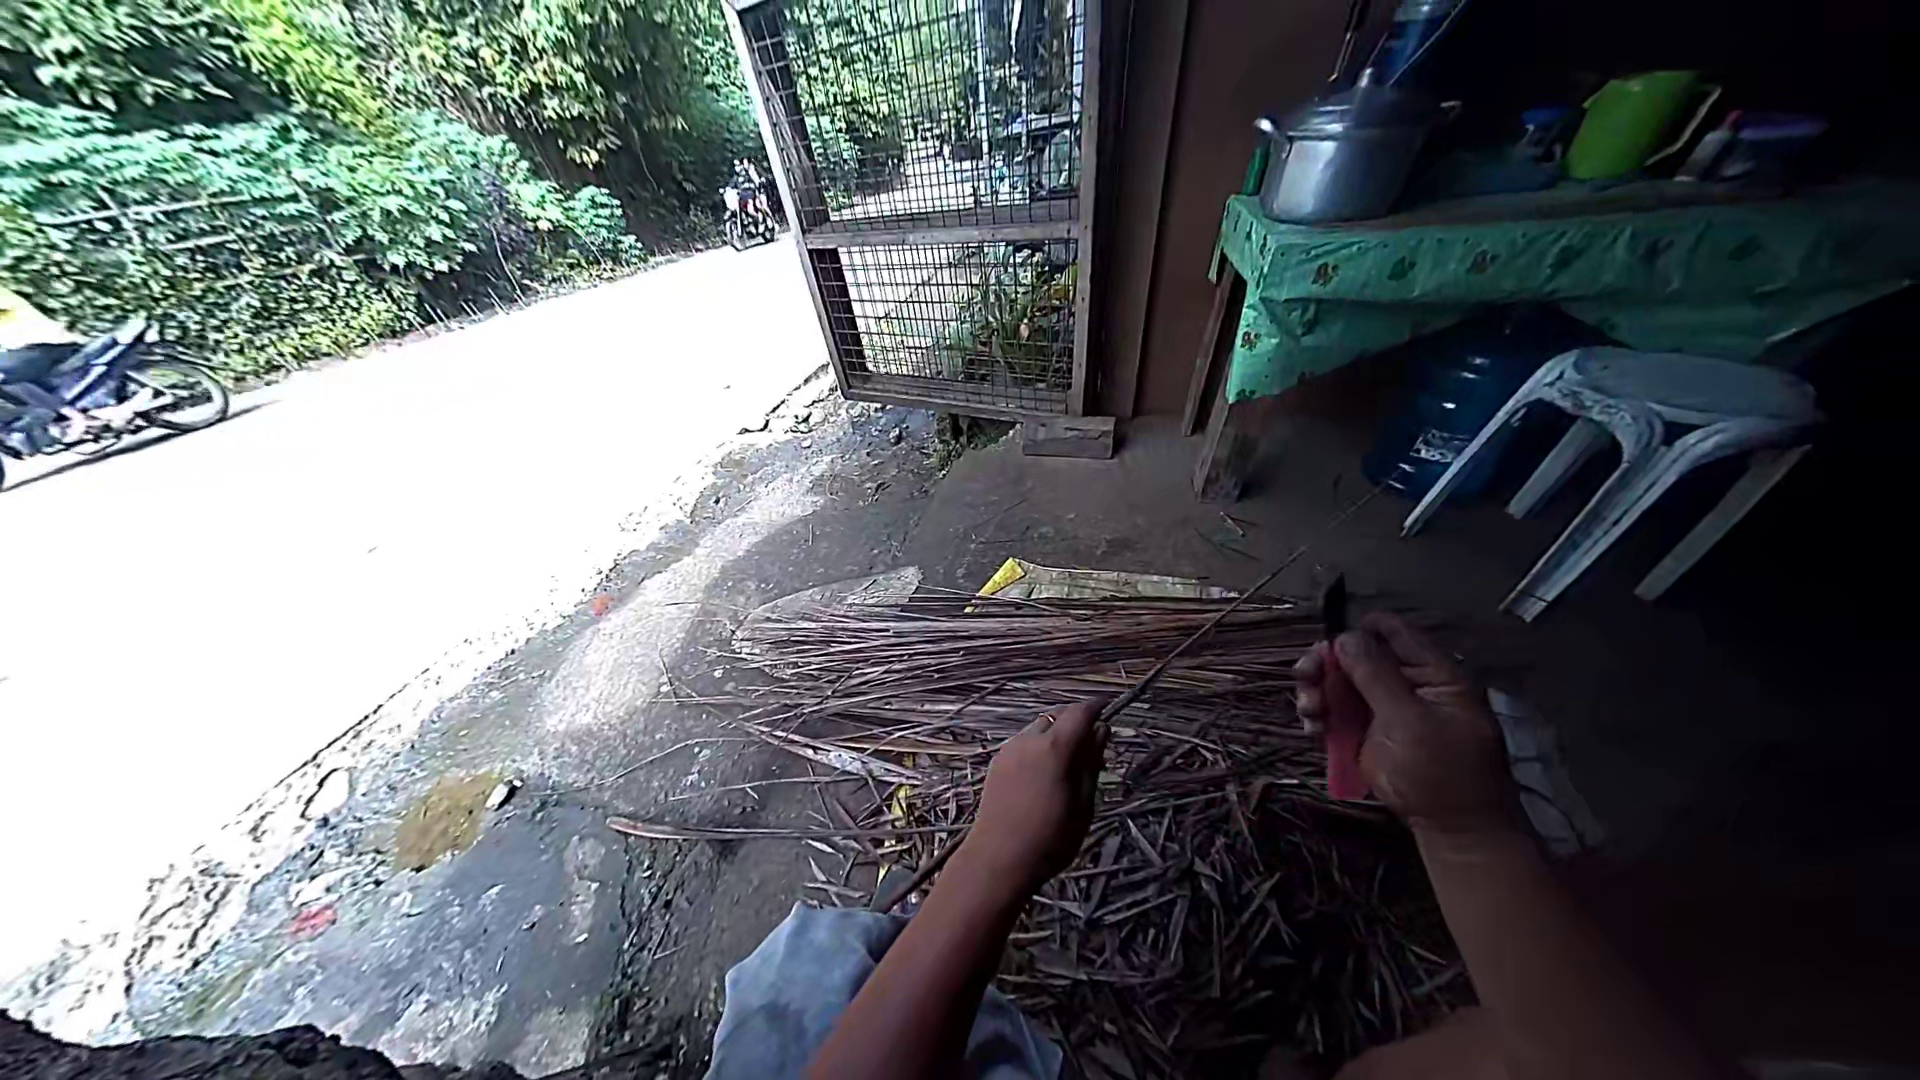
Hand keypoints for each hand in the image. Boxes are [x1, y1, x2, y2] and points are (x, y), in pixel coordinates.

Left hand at [961, 700, 1108, 894]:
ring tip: (1069, 761)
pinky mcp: (997, 761)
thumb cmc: (1051, 838)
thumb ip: (1091, 762)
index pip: (1079, 712)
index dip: (1096, 707)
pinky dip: (1039, 745)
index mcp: (1055, 748)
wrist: (998, 858)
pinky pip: (1024, 742)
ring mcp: (1010, 749)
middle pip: (1057, 715)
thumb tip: (1101, 730)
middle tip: (1093, 743)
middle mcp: (1030, 739)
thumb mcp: (1084, 803)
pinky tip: (1044, 770)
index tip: (1108, 708)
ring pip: (1039, 727)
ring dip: (1056, 733)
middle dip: (1076, 720)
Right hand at [1295, 613, 1510, 835]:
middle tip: (1306, 676)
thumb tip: (1345, 636)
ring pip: (1334, 683)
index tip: (1331, 642)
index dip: (1360, 629)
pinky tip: (1314, 729)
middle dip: (1324, 665)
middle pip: (1352, 656)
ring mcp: (1379, 709)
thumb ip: (1376, 677)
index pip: (1393, 632)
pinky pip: (1329, 711)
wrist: (1451, 828)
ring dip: (1315, 692)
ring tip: (1311, 712)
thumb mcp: (1411, 721)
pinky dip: (1316, 716)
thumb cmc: (1444, 772)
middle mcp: (1400, 684)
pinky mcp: (1360, 732)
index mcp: (1429, 674)